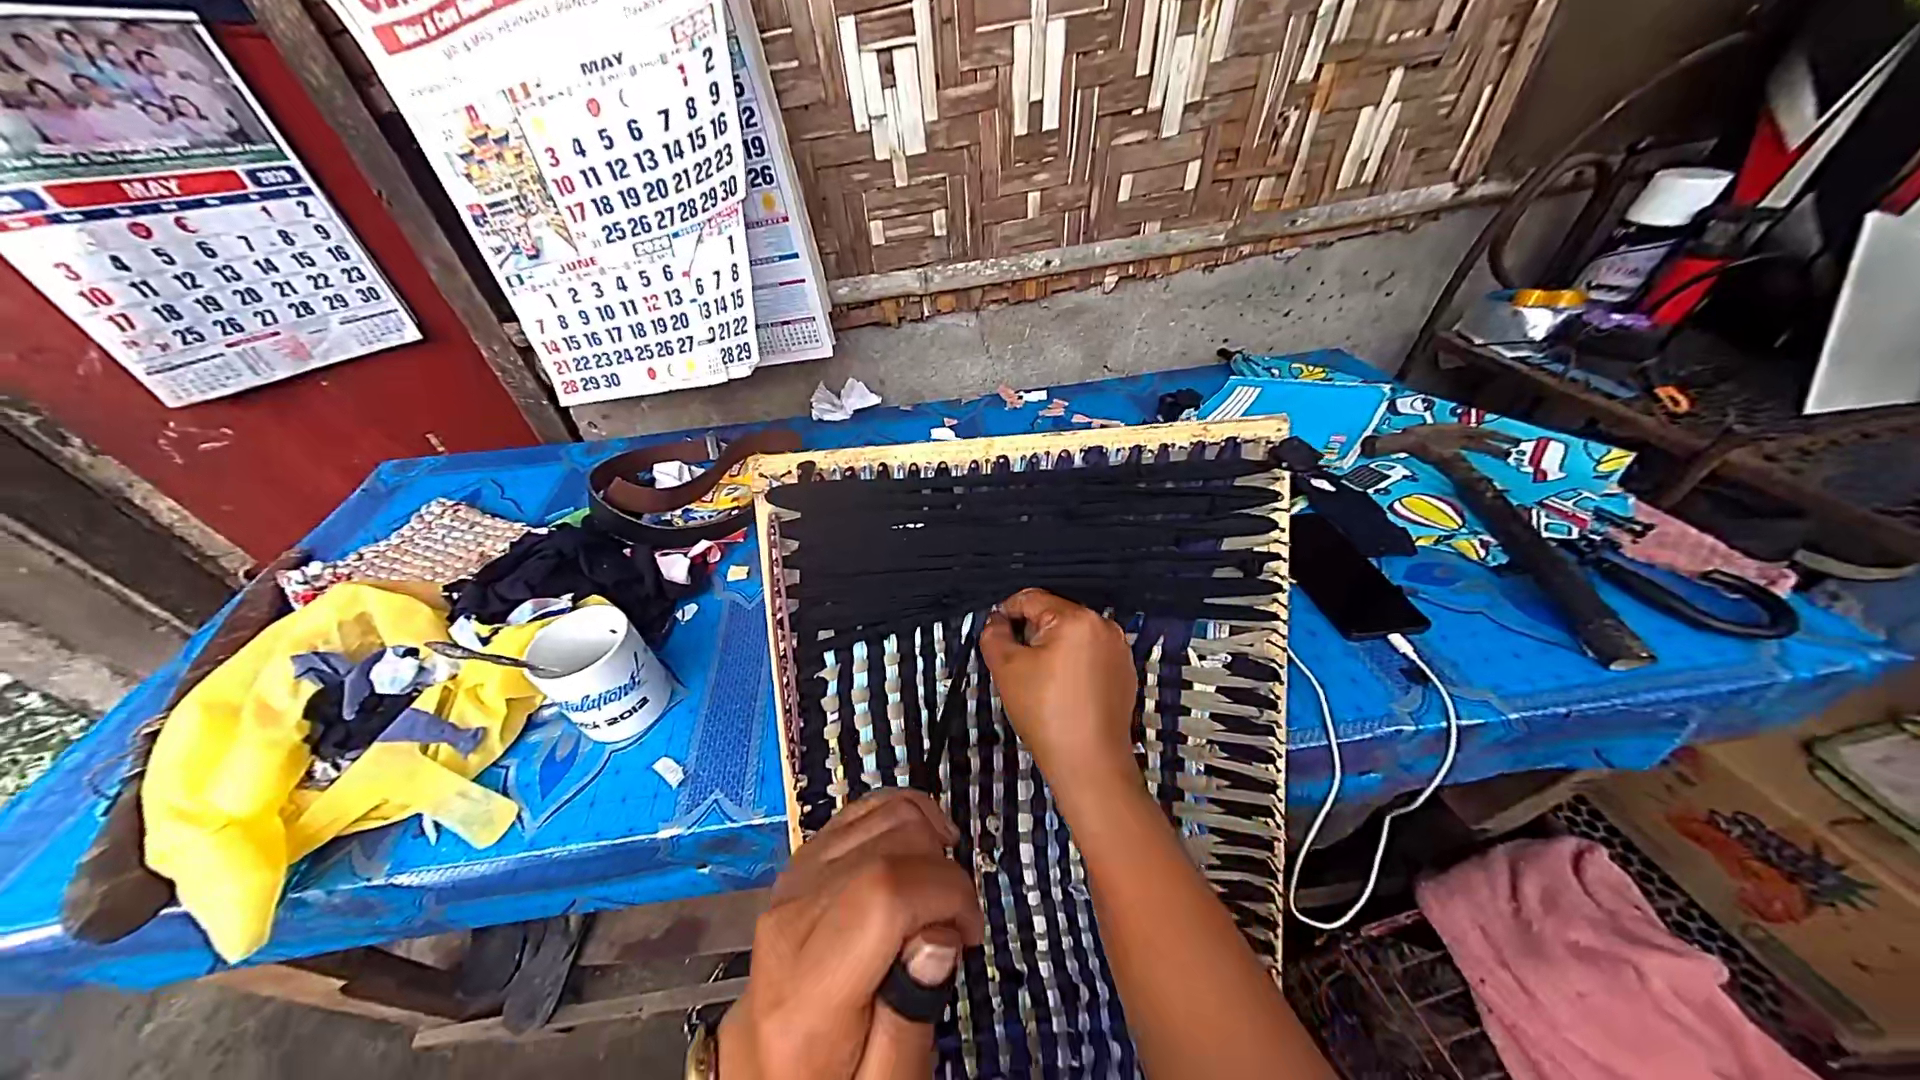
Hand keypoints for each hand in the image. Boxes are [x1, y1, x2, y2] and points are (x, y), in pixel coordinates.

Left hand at [719, 789, 983, 1079]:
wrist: (765, 1059)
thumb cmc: (829, 1078)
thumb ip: (911, 1017)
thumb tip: (942, 931)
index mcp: (807, 986)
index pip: (886, 892)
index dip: (947, 896)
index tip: (969, 936)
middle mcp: (793, 916)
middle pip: (893, 843)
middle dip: (947, 874)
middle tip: (955, 927)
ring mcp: (797, 876)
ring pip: (889, 814)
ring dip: (933, 845)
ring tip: (938, 896)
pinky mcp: (807, 857)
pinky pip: (869, 807)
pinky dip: (909, 817)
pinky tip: (923, 853)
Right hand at [979, 589, 1139, 795]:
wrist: (1089, 763)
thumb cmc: (1048, 715)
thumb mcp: (1007, 668)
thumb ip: (994, 634)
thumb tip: (996, 621)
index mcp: (1077, 619)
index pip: (1031, 598)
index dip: (1006, 613)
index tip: (995, 632)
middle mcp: (1104, 627)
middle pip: (1053, 615)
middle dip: (1031, 635)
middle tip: (1017, 666)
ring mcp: (1118, 650)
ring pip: (1071, 636)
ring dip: (1051, 650)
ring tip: (1040, 684)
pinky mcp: (1124, 672)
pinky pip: (1089, 655)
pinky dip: (1072, 666)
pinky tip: (1061, 693)